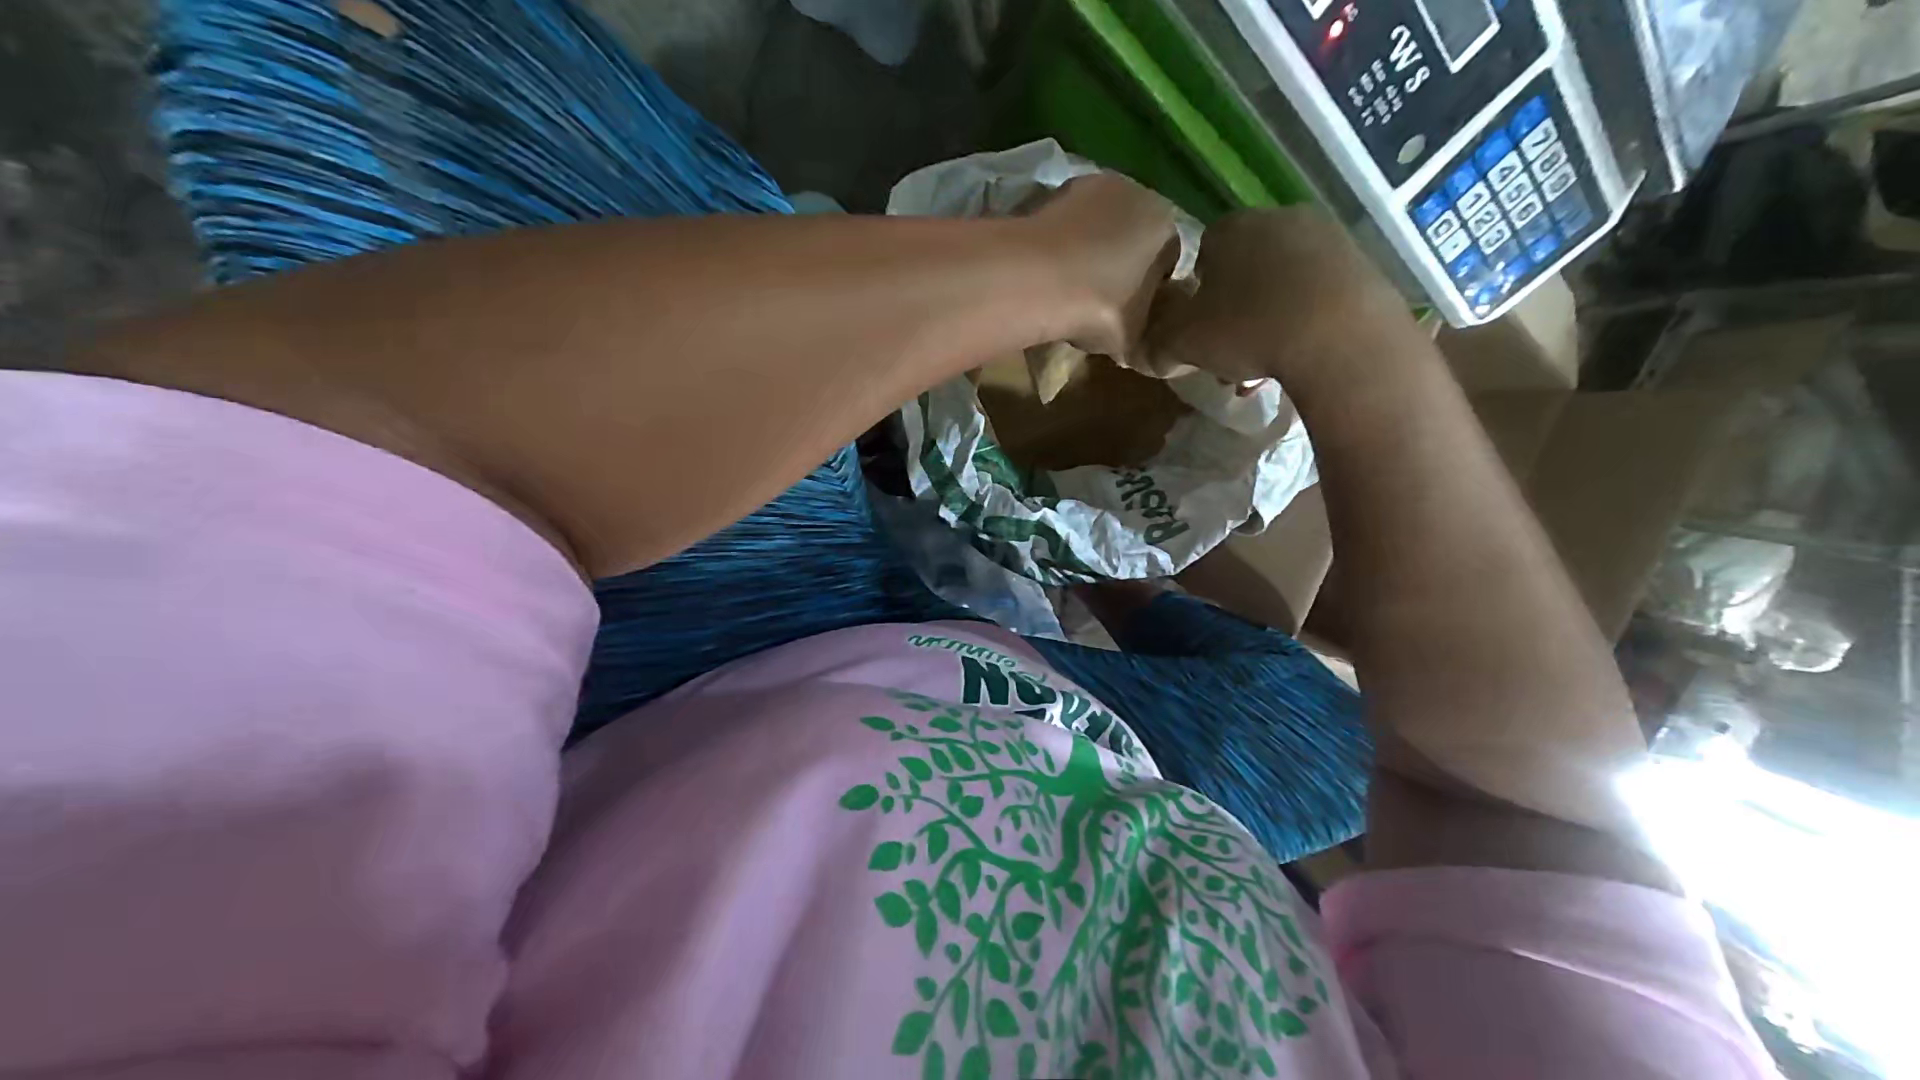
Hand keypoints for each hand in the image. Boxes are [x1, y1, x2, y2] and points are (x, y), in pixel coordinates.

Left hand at [1025, 173, 1180, 361]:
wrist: (1038, 282)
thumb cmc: (1099, 308)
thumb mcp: (1132, 337)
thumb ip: (1141, 332)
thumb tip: (1137, 341)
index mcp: (1167, 224)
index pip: (1167, 258)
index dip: (1149, 288)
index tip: (1128, 311)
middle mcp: (1136, 192)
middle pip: (1132, 233)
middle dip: (1118, 260)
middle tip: (1097, 298)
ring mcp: (1089, 186)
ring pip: (1096, 225)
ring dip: (1086, 248)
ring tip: (1067, 286)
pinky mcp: (1048, 192)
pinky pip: (1063, 225)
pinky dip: (1058, 244)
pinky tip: (1045, 272)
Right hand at [1143, 207, 1423, 388]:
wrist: (1341, 335)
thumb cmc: (1248, 328)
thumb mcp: (1183, 343)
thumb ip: (1159, 343)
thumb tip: (1148, 350)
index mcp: (1229, 228)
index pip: (1202, 251)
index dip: (1197, 291)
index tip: (1200, 325)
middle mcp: (1278, 218)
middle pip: (1247, 262)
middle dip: (1237, 300)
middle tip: (1233, 343)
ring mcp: (1326, 237)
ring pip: (1284, 277)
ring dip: (1273, 309)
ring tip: (1269, 354)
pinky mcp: (1362, 262)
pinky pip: (1320, 290)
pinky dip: (1308, 315)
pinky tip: (1304, 348)